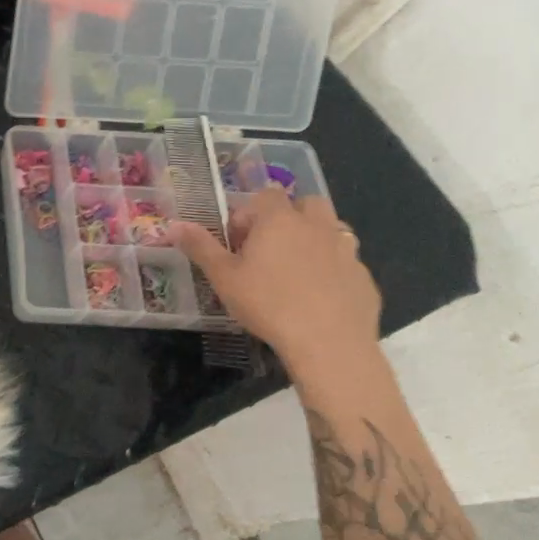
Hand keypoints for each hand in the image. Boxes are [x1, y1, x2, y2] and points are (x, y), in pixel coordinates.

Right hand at [167, 190, 380, 377]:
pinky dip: (333, 269)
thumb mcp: (223, 277)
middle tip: (270, 247)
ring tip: (296, 269)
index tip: (237, 242)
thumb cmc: (268, 304)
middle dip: (289, 216)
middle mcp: (316, 226)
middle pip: (306, 203)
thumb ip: (200, 247)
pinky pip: (347, 262)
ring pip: (332, 229)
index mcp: (280, 220)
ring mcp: (346, 250)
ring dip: (314, 239)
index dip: (248, 213)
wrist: (330, 344)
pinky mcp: (364, 277)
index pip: (265, 196)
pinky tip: (319, 297)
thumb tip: (174, 225)